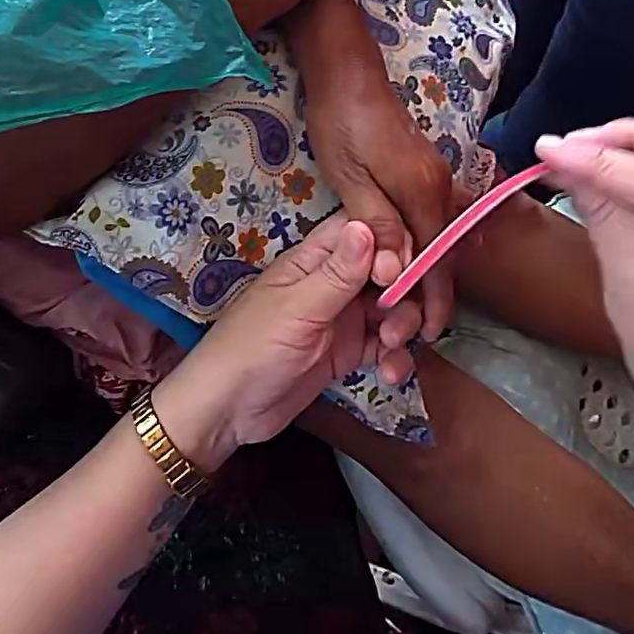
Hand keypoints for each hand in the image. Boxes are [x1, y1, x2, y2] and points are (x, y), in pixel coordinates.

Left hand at [153, 216, 418, 468]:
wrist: (229, 408)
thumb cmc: (253, 348)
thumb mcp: (298, 308)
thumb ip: (337, 272)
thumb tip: (366, 225)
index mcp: (310, 261)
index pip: (358, 230)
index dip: (389, 242)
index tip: (397, 272)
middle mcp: (329, 283)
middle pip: (385, 269)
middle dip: (405, 290)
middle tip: (399, 318)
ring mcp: (339, 318)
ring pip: (391, 307)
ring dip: (402, 325)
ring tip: (391, 346)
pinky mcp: (346, 351)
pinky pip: (385, 345)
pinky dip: (396, 356)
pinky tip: (390, 374)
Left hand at [303, 62, 456, 337]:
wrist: (348, 75)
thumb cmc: (343, 123)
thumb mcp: (351, 177)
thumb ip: (376, 223)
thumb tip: (396, 272)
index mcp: (422, 194)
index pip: (435, 260)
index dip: (429, 299)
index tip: (422, 333)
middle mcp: (437, 190)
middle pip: (442, 253)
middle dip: (430, 295)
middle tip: (410, 332)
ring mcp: (431, 180)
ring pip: (436, 240)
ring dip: (424, 275)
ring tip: (405, 309)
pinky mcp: (418, 175)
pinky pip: (427, 223)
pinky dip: (419, 249)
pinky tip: (404, 266)